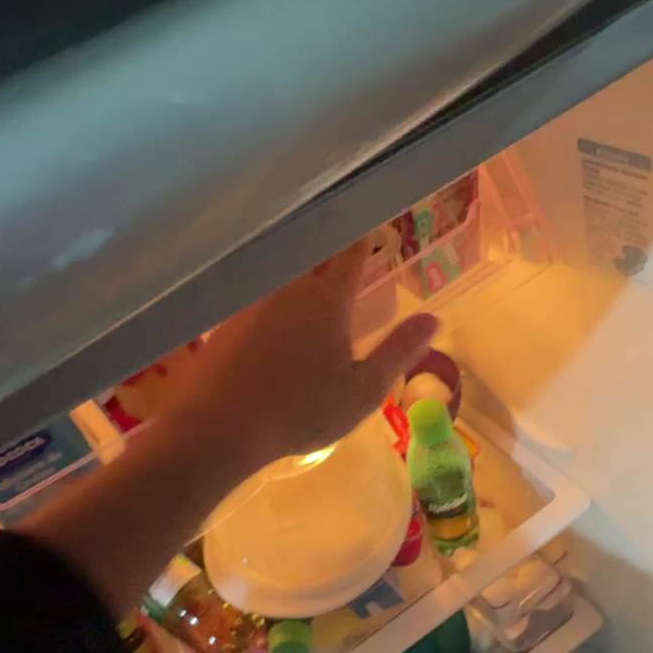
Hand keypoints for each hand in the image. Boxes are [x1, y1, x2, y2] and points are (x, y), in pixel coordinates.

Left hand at [178, 255, 438, 466]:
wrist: (220, 426)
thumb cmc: (302, 410)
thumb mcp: (364, 389)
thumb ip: (399, 351)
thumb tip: (433, 318)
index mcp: (328, 300)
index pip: (351, 255)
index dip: (364, 239)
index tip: (372, 226)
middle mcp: (288, 288)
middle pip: (312, 254)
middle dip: (329, 245)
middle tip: (341, 241)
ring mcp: (251, 301)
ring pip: (280, 270)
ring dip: (297, 264)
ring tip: (307, 267)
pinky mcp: (224, 320)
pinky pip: (254, 292)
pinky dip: (268, 290)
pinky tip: (267, 305)